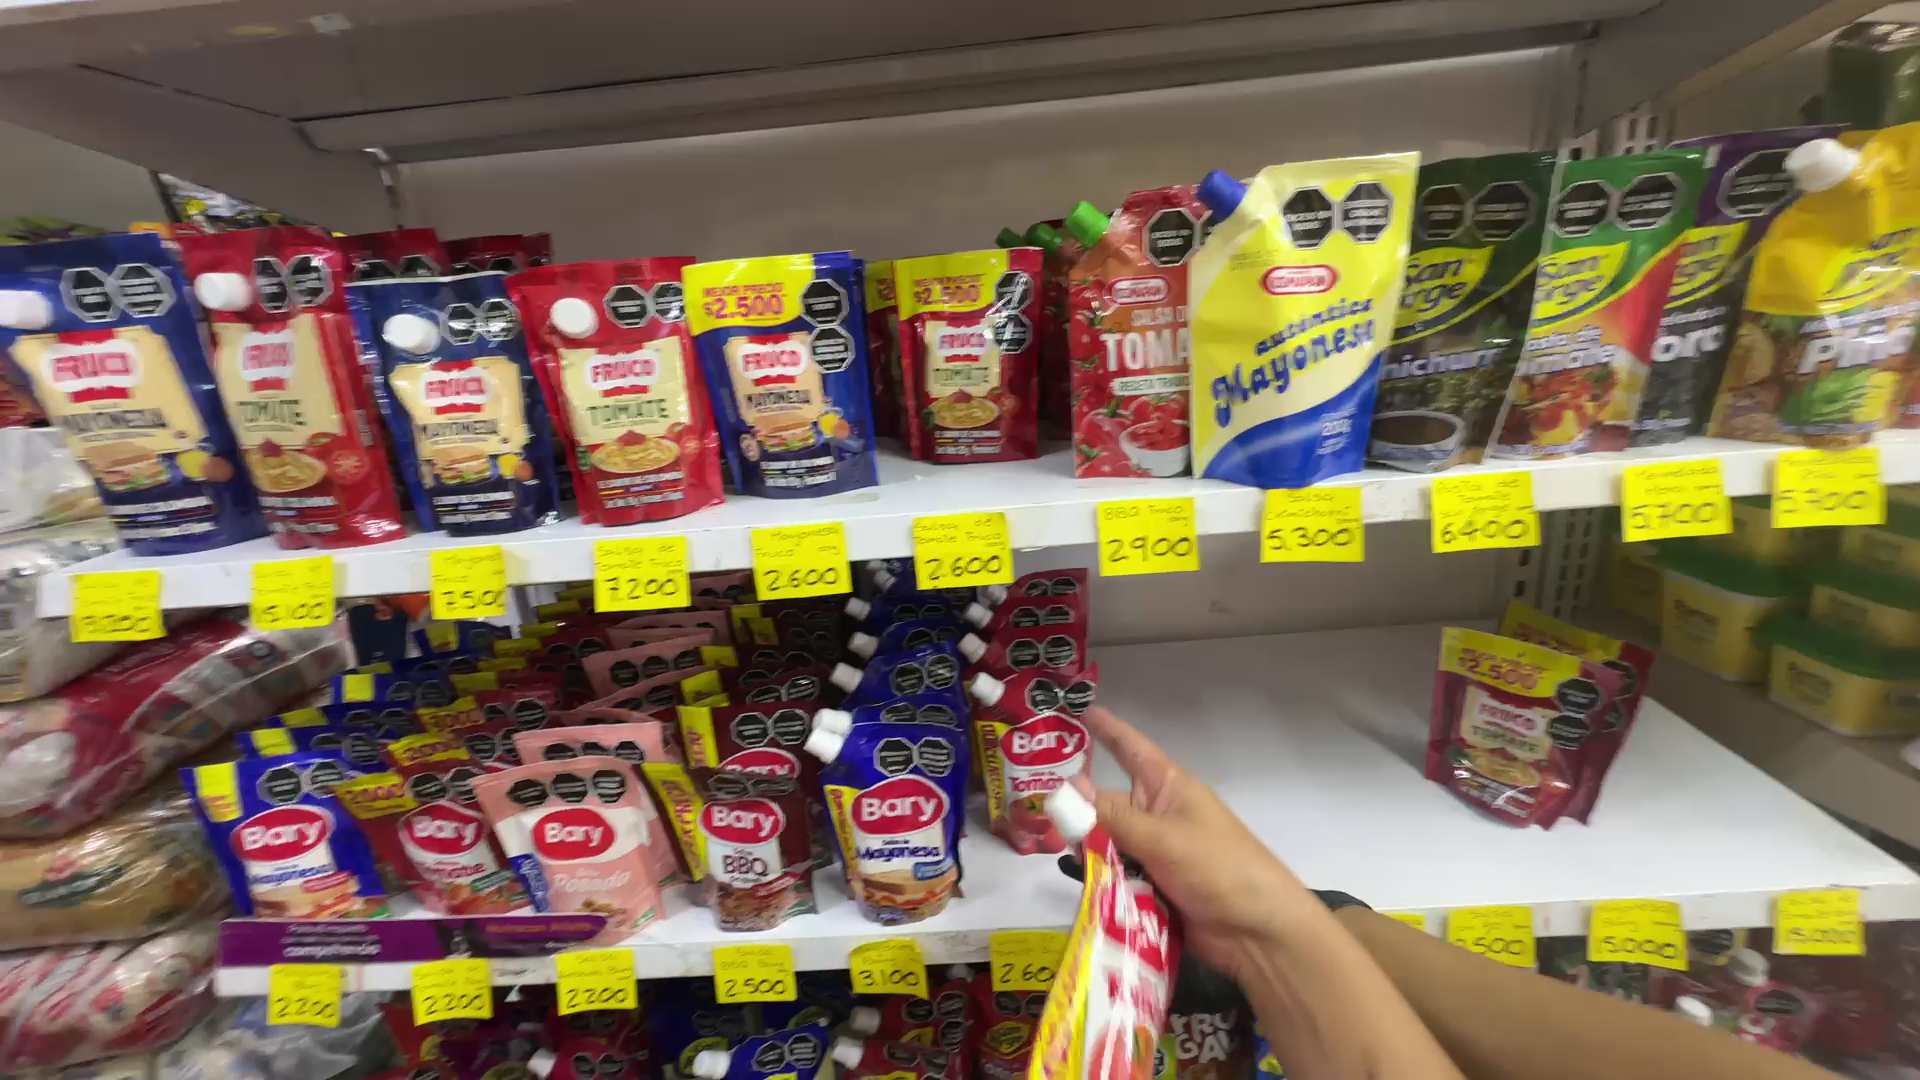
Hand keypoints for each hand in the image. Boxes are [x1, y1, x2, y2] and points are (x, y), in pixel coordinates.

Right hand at [1073, 705, 1319, 981]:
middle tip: (1045, 819)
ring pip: (1105, 842)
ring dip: (1088, 852)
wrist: (1257, 934)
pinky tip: (1083, 889)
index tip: (1082, 711)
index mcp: (1166, 787)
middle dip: (1079, 811)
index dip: (1107, 729)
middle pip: (1105, 803)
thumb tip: (1069, 787)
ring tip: (1065, 859)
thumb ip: (1112, 816)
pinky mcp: (1151, 886)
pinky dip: (1100, 881)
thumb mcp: (1162, 837)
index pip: (1130, 748)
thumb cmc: (1218, 867)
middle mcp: (1156, 814)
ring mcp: (1154, 852)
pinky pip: (1113, 875)